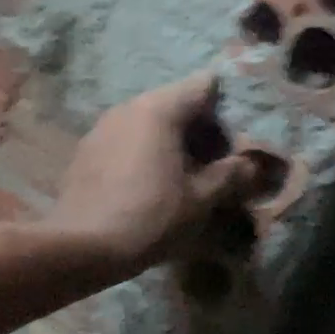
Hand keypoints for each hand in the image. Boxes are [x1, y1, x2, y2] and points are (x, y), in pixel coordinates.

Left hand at [49, 72, 258, 270]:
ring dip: (170, 143)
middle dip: (198, 129)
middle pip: (175, 104)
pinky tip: (149, 186)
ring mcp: (101, 127)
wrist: (82, 247)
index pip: (204, 86)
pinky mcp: (85, 151)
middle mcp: (127, 107)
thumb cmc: (150, 217)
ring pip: (148, 123)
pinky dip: (143, 153)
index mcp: (159, 109)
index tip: (234, 141)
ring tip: (183, 178)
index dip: (225, 110)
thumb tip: (252, 164)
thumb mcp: (201, 200)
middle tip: (214, 165)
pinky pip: (126, 140)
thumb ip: (230, 175)